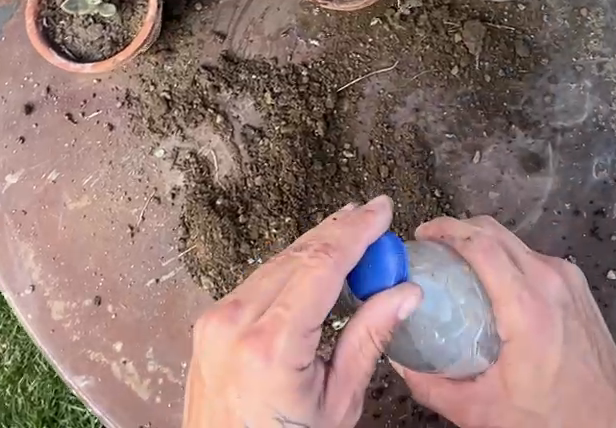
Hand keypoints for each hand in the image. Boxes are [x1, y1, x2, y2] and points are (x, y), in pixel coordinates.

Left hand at [184, 196, 424, 427]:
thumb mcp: (337, 406)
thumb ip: (369, 340)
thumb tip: (405, 293)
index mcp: (271, 347)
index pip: (322, 264)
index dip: (356, 230)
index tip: (381, 209)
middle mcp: (237, 323)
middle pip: (299, 254)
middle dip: (341, 230)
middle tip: (373, 215)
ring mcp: (217, 320)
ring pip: (278, 260)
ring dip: (317, 244)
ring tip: (351, 230)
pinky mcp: (210, 322)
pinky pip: (259, 278)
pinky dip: (292, 265)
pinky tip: (315, 260)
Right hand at [396, 216, 615, 427]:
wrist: (614, 424)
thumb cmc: (553, 418)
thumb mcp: (485, 412)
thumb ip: (435, 386)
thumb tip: (399, 360)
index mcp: (527, 306)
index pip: (480, 244)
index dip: (447, 230)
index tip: (423, 235)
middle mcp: (548, 279)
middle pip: (494, 231)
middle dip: (457, 228)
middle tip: (431, 243)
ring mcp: (565, 276)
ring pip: (512, 240)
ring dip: (481, 241)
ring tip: (455, 261)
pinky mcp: (575, 281)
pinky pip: (530, 254)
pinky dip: (504, 256)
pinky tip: (490, 279)